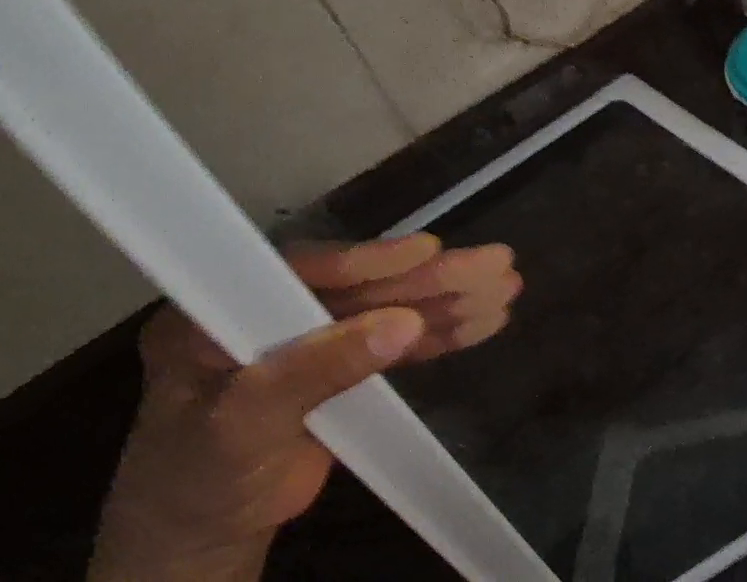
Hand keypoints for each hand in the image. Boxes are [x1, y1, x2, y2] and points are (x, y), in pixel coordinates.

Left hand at [87, 235, 520, 581]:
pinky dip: (446, 330)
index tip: (426, 249)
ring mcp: (316, 336)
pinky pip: (402, 339)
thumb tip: (403, 324)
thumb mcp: (245, 426)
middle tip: (498, 262)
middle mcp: (273, 312)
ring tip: (508, 287)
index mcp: (220, 314)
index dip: (367, 258)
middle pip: (365, 286)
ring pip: (393, 308)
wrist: (206, 534)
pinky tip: (488, 319)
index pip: (300, 271)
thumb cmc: (200, 478)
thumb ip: (316, 370)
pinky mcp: (349, 361)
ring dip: (452, 299)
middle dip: (433, 277)